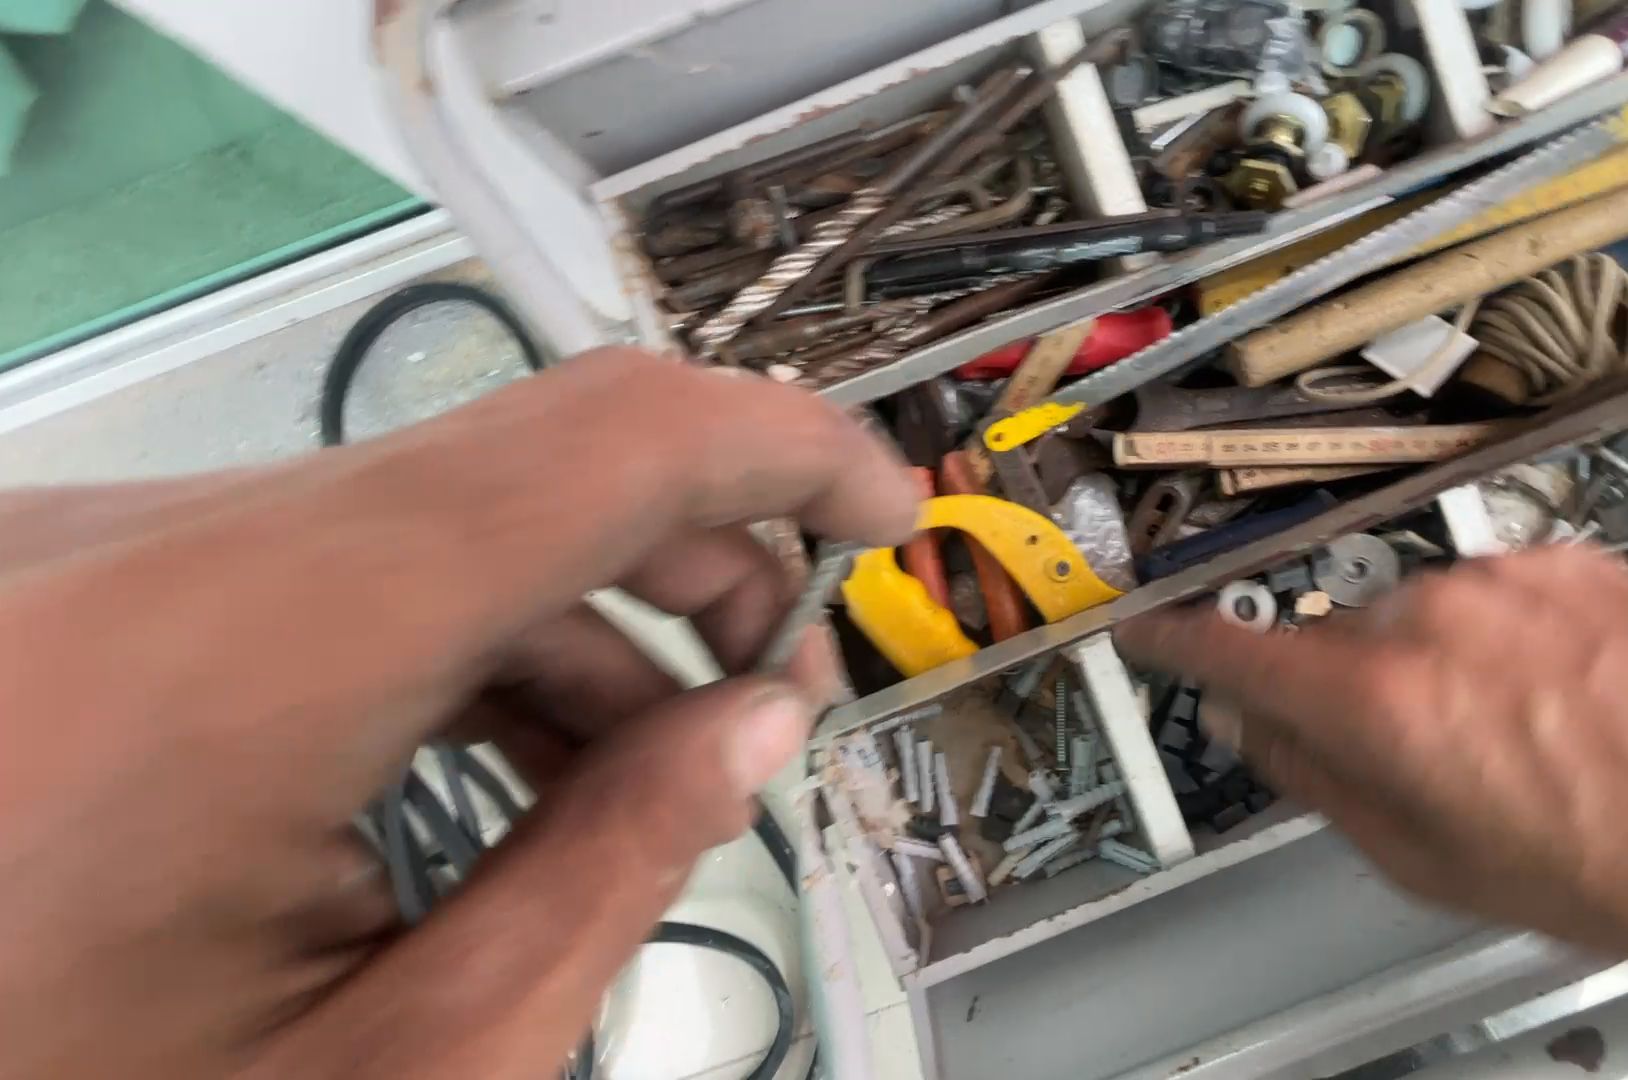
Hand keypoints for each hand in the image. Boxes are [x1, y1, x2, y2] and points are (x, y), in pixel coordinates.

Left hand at [0, 349, 916, 1078]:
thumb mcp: (400, 1077)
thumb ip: (621, 865)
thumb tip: (765, 718)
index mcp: (234, 655)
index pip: (612, 439)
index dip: (790, 447)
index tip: (886, 506)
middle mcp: (161, 542)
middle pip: (559, 452)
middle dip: (723, 548)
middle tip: (789, 672)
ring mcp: (119, 545)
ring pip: (482, 506)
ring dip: (623, 605)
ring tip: (672, 746)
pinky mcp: (115, 581)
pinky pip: (392, 559)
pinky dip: (515, 636)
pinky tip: (542, 752)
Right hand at [1118, 546, 1627, 1049]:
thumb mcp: (1430, 864)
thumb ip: (1314, 780)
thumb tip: (1255, 728)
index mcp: (1380, 700)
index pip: (1226, 647)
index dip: (1171, 636)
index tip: (1147, 628)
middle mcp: (1424, 616)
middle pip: (1310, 630)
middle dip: (1314, 676)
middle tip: (1364, 734)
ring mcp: (1492, 575)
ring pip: (1385, 608)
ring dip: (1399, 657)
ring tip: (1485, 725)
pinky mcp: (1551, 557)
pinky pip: (1462, 587)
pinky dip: (1466, 632)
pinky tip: (1534, 689)